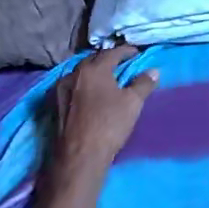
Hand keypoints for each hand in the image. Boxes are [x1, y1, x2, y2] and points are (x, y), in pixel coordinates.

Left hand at [52, 46, 158, 178]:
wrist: (79, 156)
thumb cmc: (109, 125)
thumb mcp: (133, 103)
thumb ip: (143, 83)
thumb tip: (153, 71)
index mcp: (94, 69)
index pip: (112, 52)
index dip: (126, 51)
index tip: (136, 53)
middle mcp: (74, 74)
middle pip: (93, 60)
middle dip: (107, 59)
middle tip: (120, 64)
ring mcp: (61, 89)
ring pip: (80, 73)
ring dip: (93, 72)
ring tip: (105, 78)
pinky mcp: (55, 105)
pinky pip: (71, 86)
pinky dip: (82, 85)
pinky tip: (88, 93)